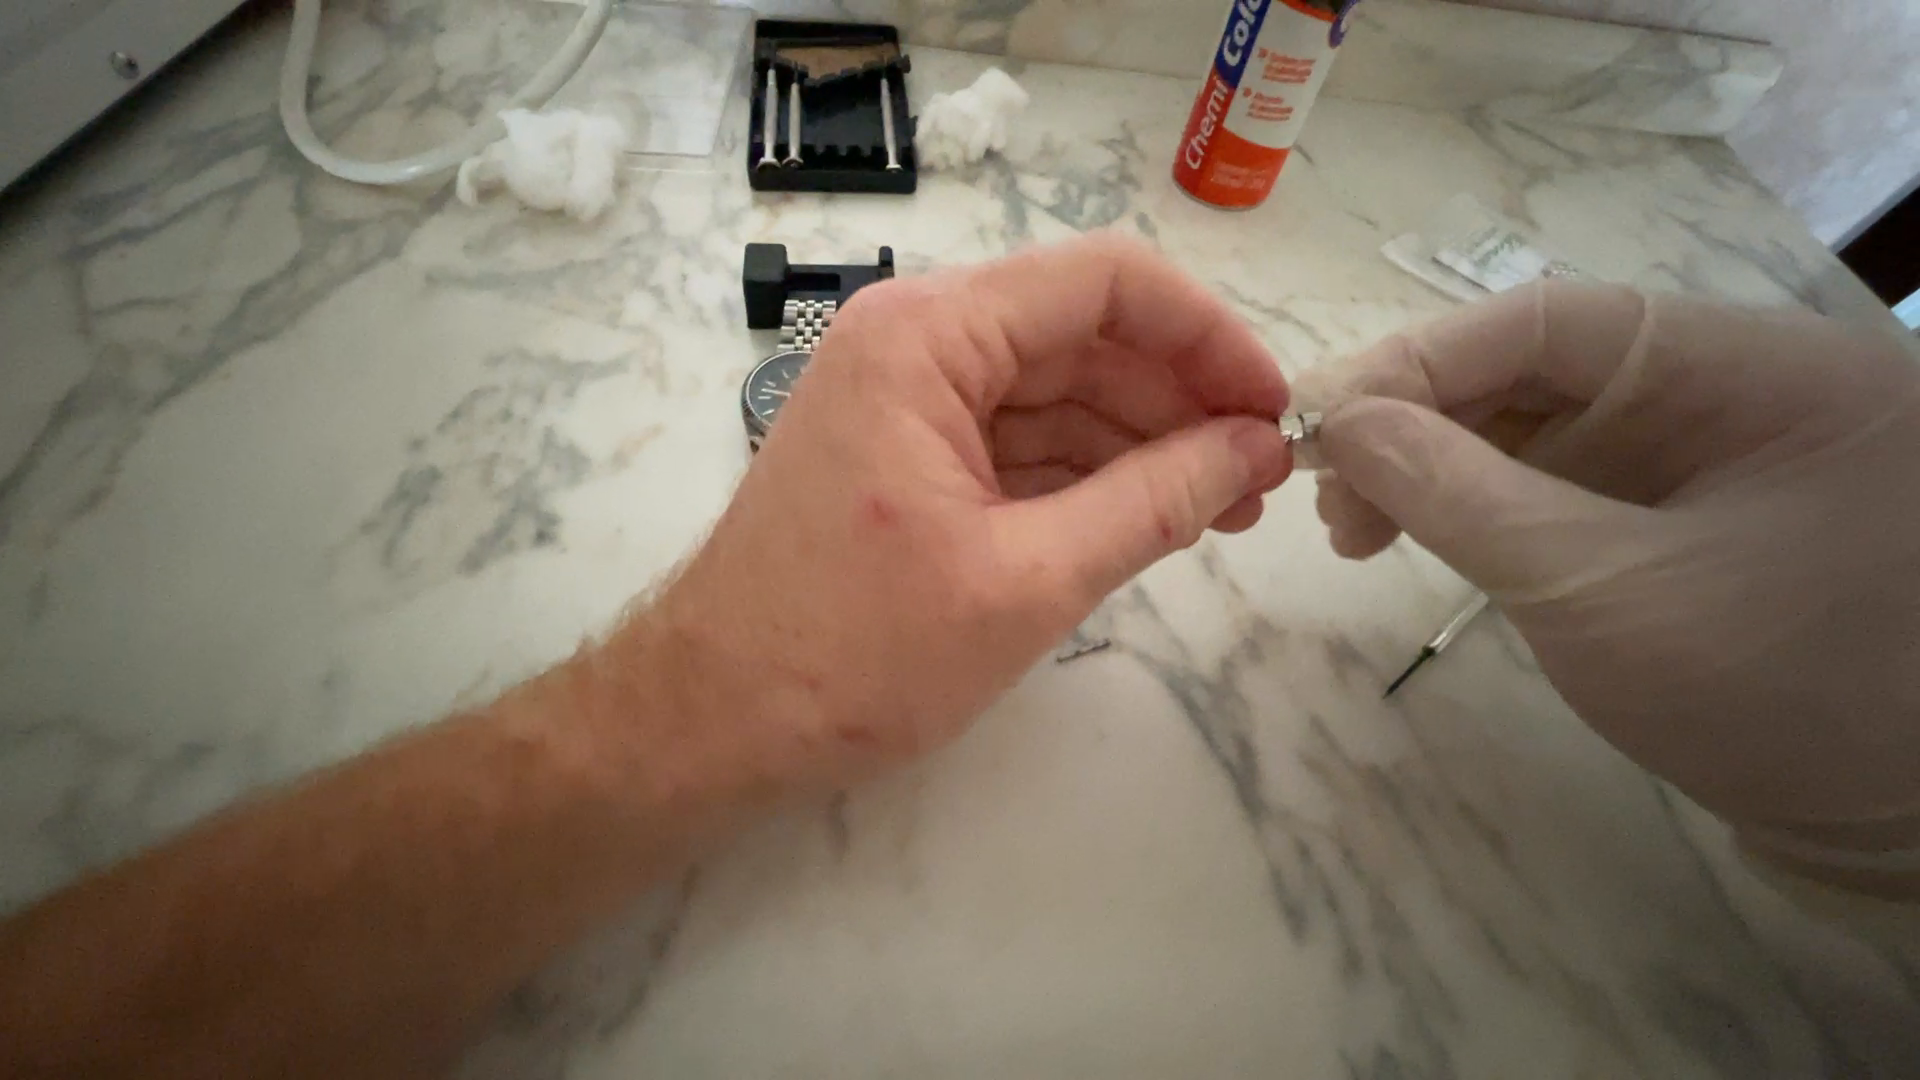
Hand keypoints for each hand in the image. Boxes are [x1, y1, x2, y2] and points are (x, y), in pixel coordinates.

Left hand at [645, 235, 1293, 794]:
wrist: (715, 720)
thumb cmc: (856, 656)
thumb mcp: (1028, 580)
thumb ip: (1154, 502)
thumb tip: (1255, 450)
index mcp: (928, 337)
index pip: (1104, 282)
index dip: (1206, 337)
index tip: (1271, 410)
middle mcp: (911, 342)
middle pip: (1080, 337)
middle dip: (1178, 401)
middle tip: (1256, 480)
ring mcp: (903, 400)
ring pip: (1052, 394)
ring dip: (1138, 443)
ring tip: (1218, 507)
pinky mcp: (903, 456)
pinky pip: (1014, 442)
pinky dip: (1082, 475)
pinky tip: (1142, 515)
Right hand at [1300, 281, 1919, 894]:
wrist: (1902, 832)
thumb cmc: (1783, 698)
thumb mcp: (1596, 588)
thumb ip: (1456, 494)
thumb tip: (1339, 424)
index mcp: (1744, 368)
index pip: (1538, 324)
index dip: (1412, 365)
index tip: (1316, 427)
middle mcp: (1708, 389)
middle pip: (1512, 371)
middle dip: (1403, 427)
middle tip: (1323, 495)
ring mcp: (1675, 454)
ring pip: (1505, 428)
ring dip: (1412, 468)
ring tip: (1348, 529)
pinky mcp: (1644, 513)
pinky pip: (1523, 482)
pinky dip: (1449, 505)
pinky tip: (1398, 534)